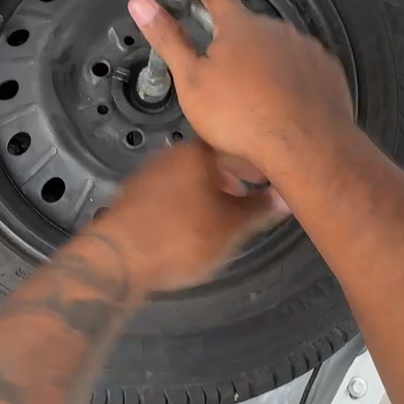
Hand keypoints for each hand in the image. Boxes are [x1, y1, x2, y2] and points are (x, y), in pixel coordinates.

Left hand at [90, 141, 289, 292]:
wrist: (119, 258)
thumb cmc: (182, 237)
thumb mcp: (231, 227)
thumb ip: (259, 208)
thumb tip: (284, 196)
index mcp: (198, 152)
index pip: (235, 145)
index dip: (254, 163)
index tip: (268, 177)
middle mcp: (171, 154)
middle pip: (210, 160)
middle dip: (231, 177)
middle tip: (249, 198)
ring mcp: (148, 174)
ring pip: (188, 177)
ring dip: (207, 192)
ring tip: (223, 216)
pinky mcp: (132, 196)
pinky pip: (169, 193)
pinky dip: (185, 203)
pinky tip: (190, 225)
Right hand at [128, 0, 355, 180]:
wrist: (304, 146)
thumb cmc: (243, 116)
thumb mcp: (191, 80)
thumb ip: (168, 38)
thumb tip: (140, 4)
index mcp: (239, 26)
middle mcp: (275, 28)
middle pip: (246, 26)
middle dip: (230, 43)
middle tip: (217, 77)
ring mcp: (303, 47)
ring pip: (274, 49)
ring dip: (260, 64)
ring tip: (250, 101)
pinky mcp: (324, 69)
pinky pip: (299, 68)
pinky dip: (287, 81)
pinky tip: (279, 106)